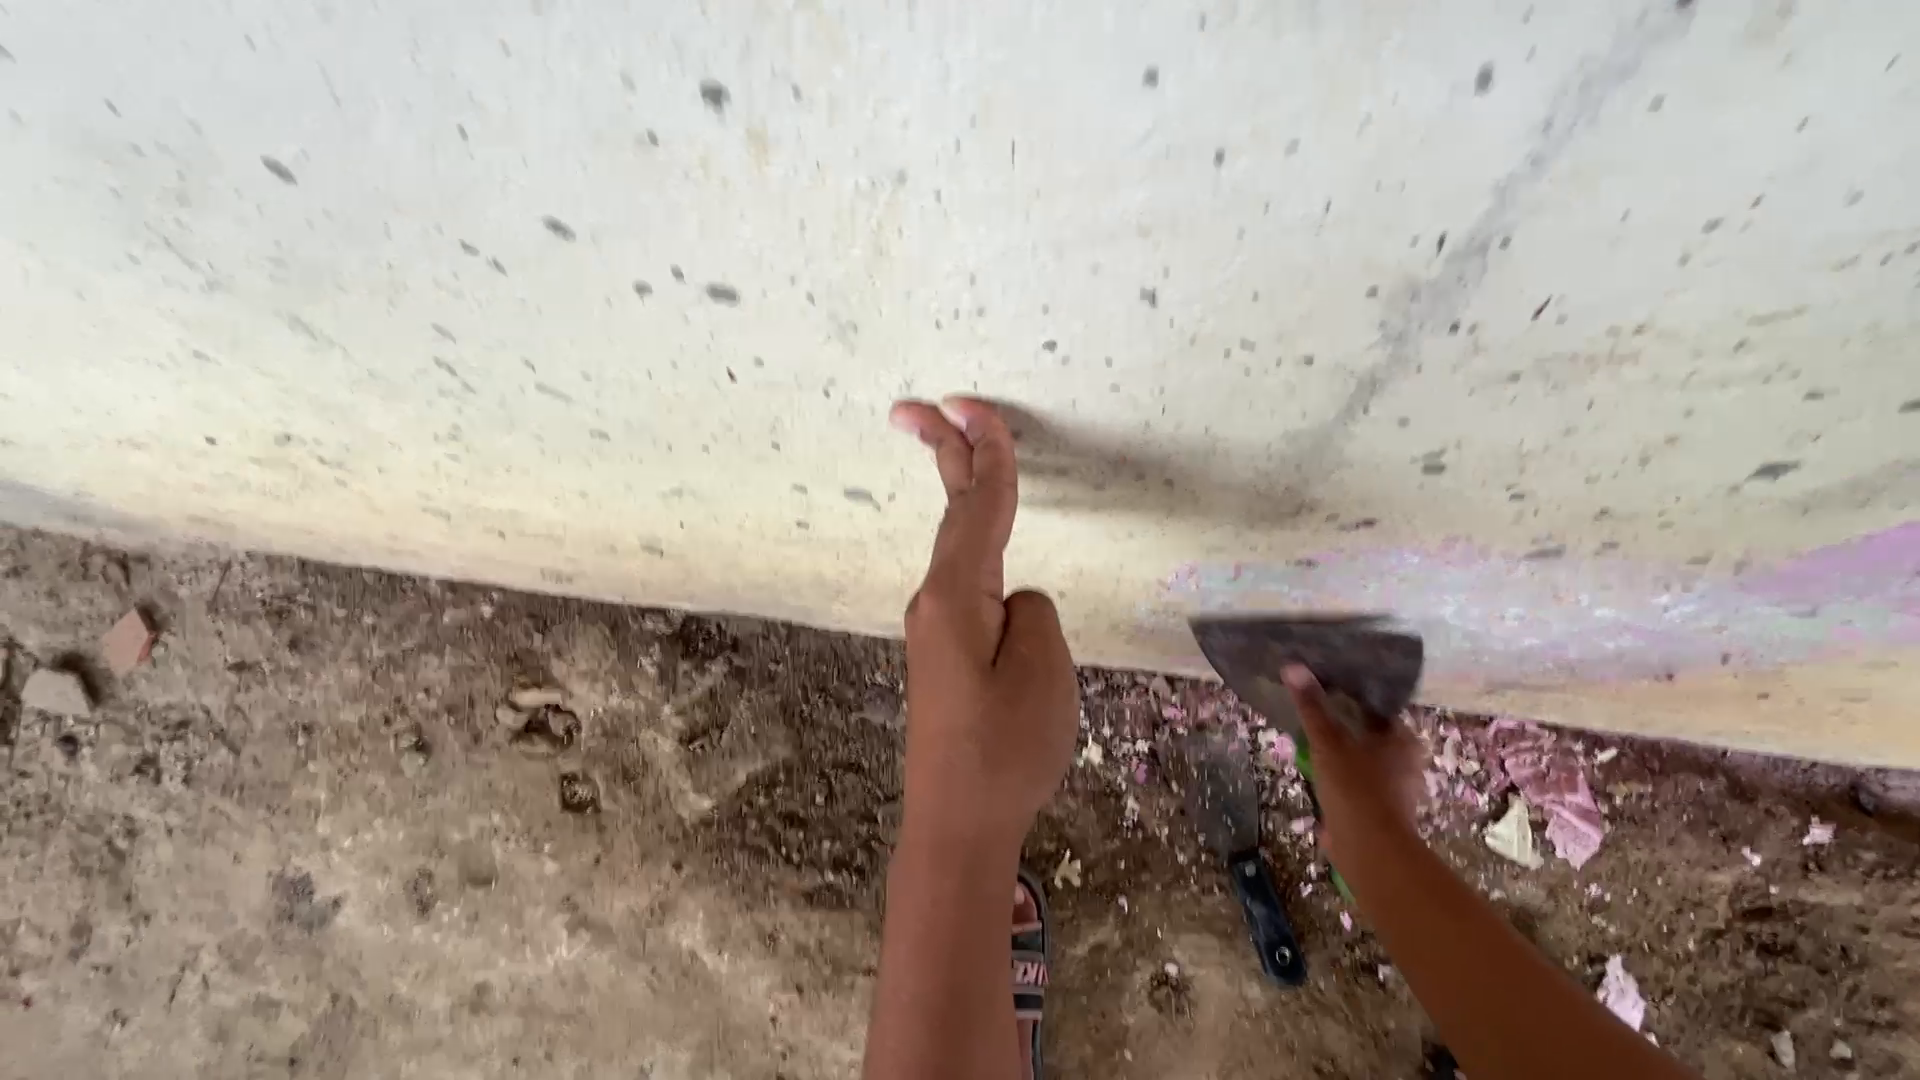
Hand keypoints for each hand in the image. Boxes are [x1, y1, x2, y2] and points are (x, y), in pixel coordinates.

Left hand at [888, 397, 1079, 854]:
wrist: (958, 822)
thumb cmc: (1004, 750)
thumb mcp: (1043, 671)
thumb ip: (1032, 612)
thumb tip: (1014, 600)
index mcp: (957, 596)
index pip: (979, 509)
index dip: (987, 456)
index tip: (978, 408)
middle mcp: (936, 602)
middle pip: (954, 515)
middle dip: (948, 455)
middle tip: (923, 407)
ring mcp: (936, 630)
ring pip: (960, 548)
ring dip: (967, 497)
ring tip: (965, 453)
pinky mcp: (944, 654)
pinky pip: (966, 582)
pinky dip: (977, 544)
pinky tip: (986, 548)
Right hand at [1282, 665, 1425, 866]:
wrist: (1370, 850)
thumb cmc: (1355, 787)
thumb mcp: (1327, 741)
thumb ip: (1311, 706)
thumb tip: (1293, 666)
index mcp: (1403, 739)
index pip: (1376, 708)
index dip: (1349, 697)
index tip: (1321, 688)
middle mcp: (1406, 761)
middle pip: (1368, 733)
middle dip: (1341, 725)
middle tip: (1310, 713)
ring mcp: (1394, 788)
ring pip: (1361, 759)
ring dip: (1339, 753)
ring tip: (1309, 741)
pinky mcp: (1379, 810)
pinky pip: (1356, 783)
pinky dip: (1339, 777)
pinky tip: (1316, 774)